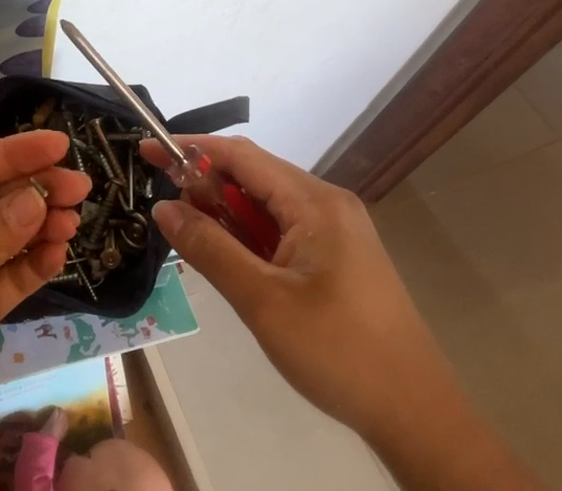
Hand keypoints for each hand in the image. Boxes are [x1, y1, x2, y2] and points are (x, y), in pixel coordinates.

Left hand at [0, 130, 92, 490]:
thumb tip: (36, 198)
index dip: (13, 153)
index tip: (59, 144)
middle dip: (35, 189)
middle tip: (81, 186)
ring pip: (9, 238)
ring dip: (41, 226)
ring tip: (74, 220)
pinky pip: (13, 278)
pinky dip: (36, 265)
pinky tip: (58, 254)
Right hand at [143, 135, 543, 490]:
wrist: (416, 413)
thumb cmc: (338, 351)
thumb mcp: (262, 300)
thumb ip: (209, 248)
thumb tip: (163, 207)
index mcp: (315, 203)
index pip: (241, 156)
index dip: (190, 149)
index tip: (145, 150)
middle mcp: (328, 205)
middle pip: (254, 177)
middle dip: (204, 185)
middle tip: (162, 209)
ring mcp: (336, 232)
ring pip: (266, 206)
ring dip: (225, 214)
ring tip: (187, 237)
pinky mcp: (338, 259)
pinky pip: (282, 231)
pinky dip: (248, 237)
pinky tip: (226, 259)